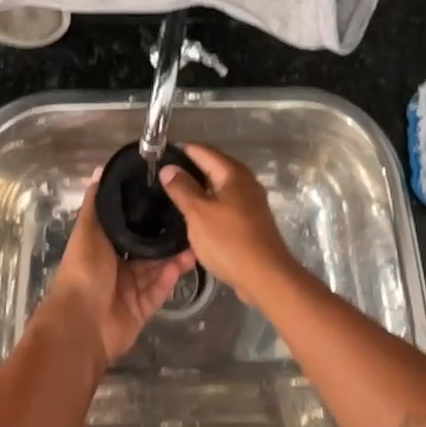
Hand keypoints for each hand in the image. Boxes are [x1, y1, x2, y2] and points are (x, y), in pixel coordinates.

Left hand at [48, 175, 195, 363]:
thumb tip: (101, 169)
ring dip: (174, 254)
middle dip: (165, 234)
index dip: (145, 211)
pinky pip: (161, 288)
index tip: (167, 194)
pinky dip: (172, 275)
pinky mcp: (143, 308)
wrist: (82, 324)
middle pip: (146, 246)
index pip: (127, 225)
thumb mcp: (88, 230)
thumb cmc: (83, 271)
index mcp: (102, 245)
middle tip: (190, 217)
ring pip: (157, 266)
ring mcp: (131, 288)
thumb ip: (97, 203)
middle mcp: (117, 265)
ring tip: (196, 238)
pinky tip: (187, 260)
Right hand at [157, 144, 295, 297]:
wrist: (265, 276)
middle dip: (190, 169)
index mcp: (233, 173)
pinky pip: (225, 204)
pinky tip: (195, 215)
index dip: (182, 151)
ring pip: (219, 187)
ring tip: (174, 194)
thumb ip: (182, 188)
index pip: (203, 151)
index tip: (160, 155)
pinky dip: (210, 204)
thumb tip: (169, 167)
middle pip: (213, 167)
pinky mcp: (251, 221)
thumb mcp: (198, 212)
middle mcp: (245, 181)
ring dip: (199, 188)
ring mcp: (250, 202)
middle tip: (163, 176)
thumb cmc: (229, 240)